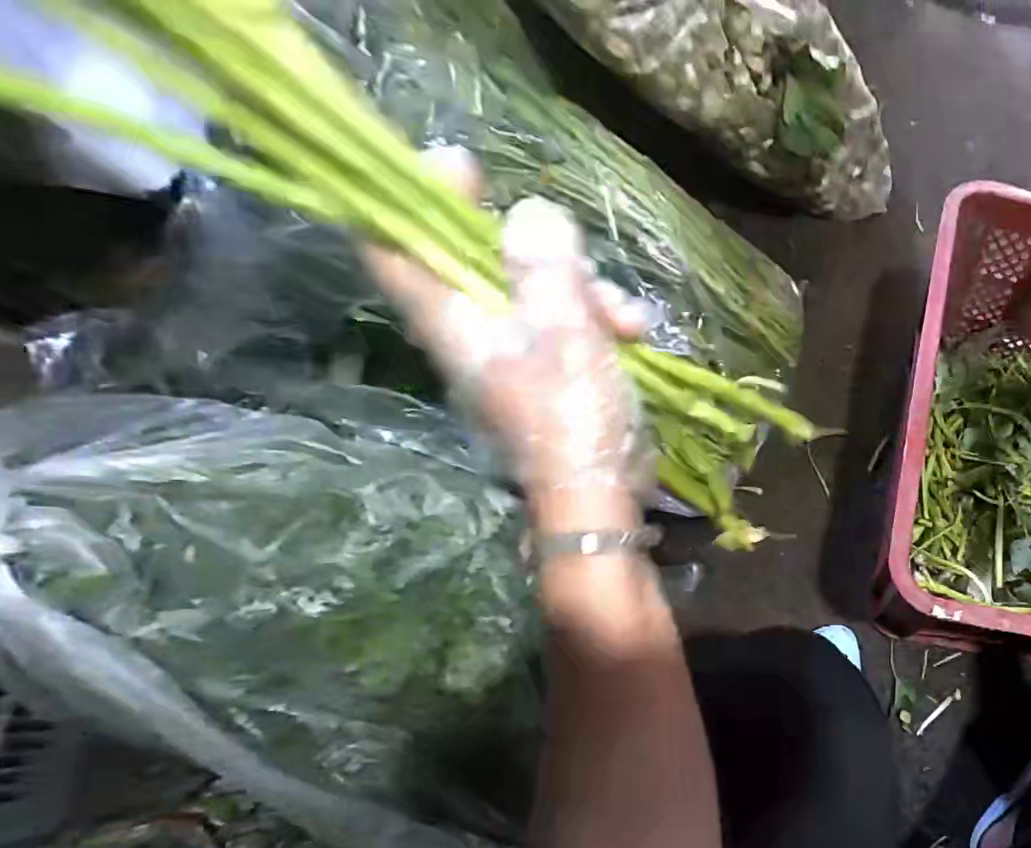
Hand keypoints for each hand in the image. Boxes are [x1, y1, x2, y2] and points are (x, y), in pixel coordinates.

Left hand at [362, 148, 650, 507]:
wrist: (598, 496)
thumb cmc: (575, 419)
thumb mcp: (568, 337)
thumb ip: (548, 271)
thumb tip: (533, 215)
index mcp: (454, 320)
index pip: (395, 243)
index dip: (415, 194)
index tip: (462, 167)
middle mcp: (474, 332)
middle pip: (486, 261)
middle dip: (543, 254)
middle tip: (583, 258)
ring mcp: (515, 355)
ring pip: (540, 293)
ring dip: (588, 294)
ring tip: (631, 321)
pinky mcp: (552, 373)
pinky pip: (569, 327)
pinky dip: (600, 323)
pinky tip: (635, 334)